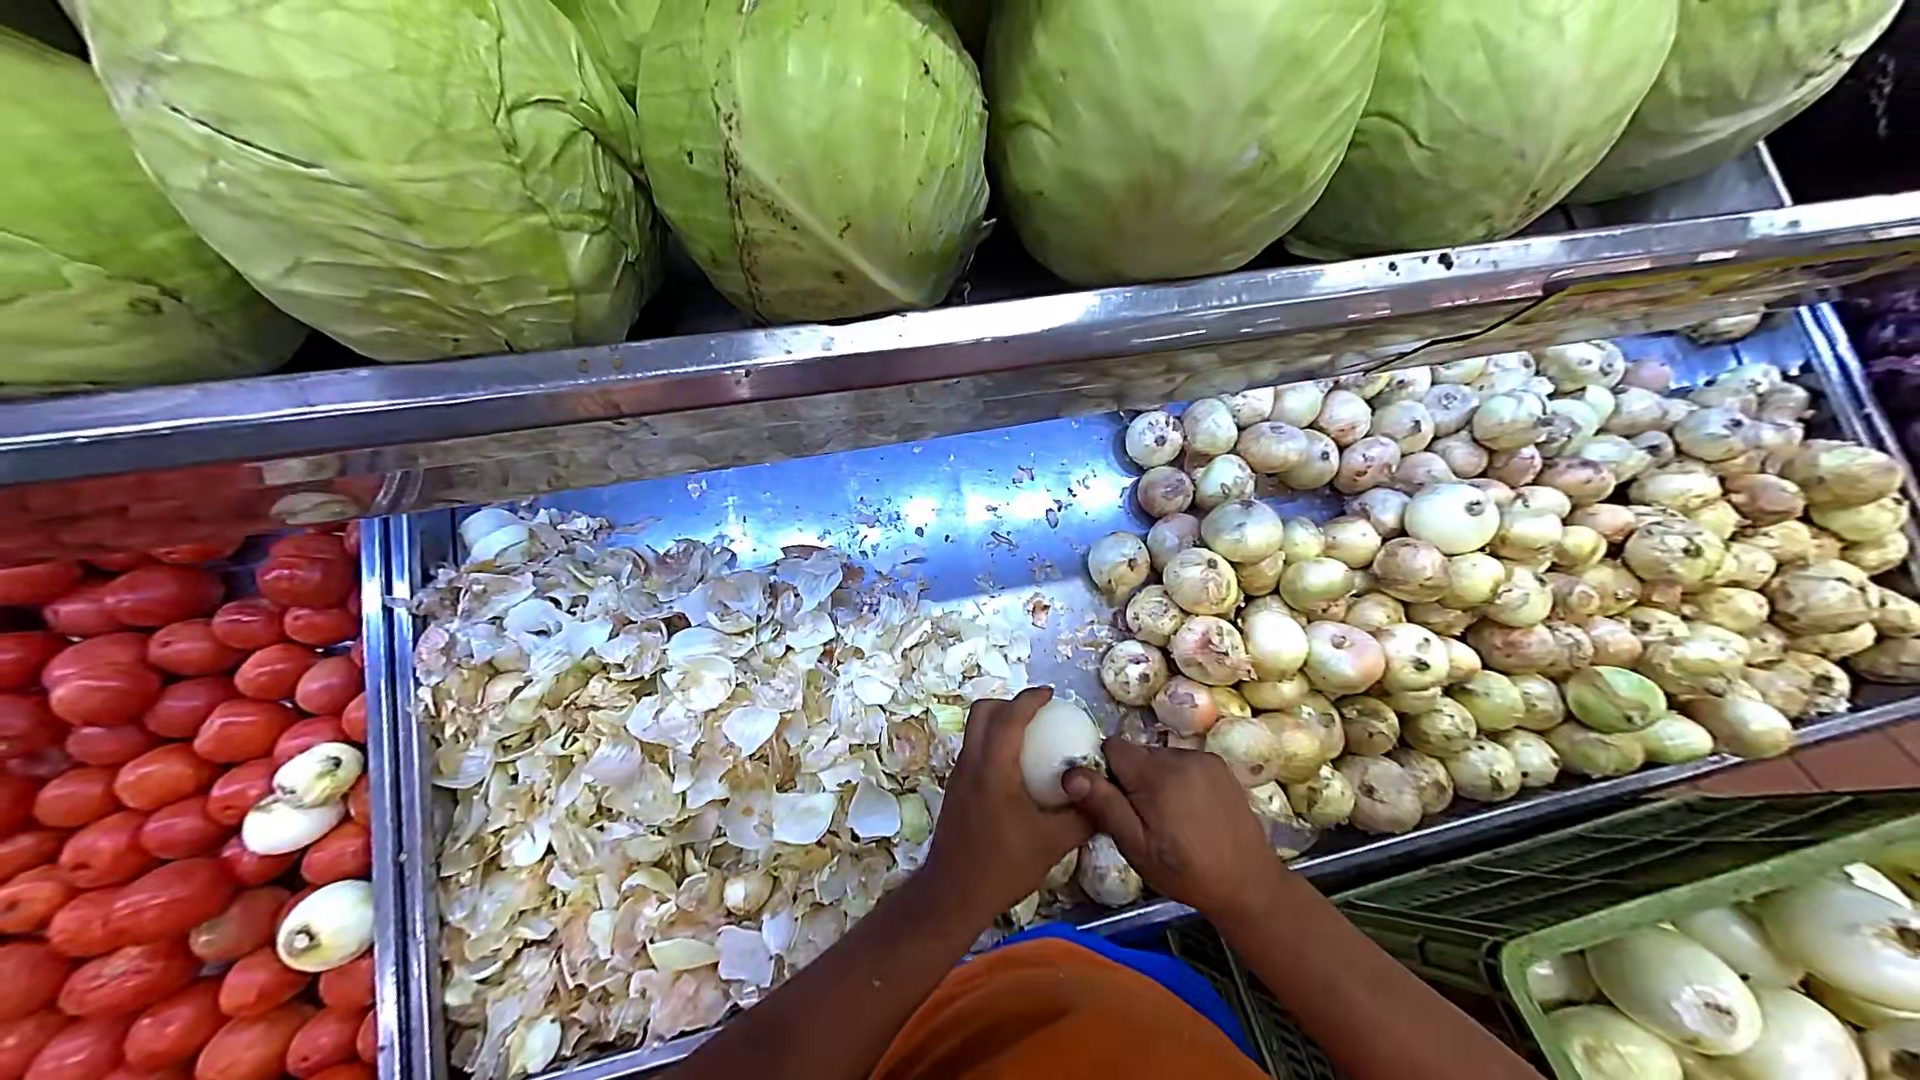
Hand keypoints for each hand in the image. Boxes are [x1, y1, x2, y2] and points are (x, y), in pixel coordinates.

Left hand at [922, 687, 1092, 920]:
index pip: (1009, 717)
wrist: (953, 893)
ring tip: (1029, 734)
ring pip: (974, 729)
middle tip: (1038, 712)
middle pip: (982, 712)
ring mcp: (958, 775)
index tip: (1050, 694)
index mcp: (992, 768)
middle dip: (1010, 702)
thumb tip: (1104, 796)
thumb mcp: (1052, 844)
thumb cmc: (1002, 866)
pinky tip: (1015, 767)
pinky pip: (974, 748)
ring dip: (999, 721)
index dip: (1030, 699)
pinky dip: (993, 742)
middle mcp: (970, 763)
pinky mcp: (956, 788)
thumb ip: (1082, 816)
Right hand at [1063, 738, 1283, 922]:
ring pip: (1159, 757)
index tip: (1114, 801)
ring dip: (1154, 778)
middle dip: (1131, 777)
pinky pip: (1182, 761)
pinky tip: (1188, 810)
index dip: (1105, 771)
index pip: (1112, 747)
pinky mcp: (1220, 765)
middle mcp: (1179, 756)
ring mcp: (1203, 758)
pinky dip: (1177, 779)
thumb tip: (1072, 774)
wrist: (1249, 884)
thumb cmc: (1185, 871)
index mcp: (1156, 774)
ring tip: (1168, 816)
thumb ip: (1104, 806)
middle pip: (1136, 753)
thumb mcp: (1136, 846)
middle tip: (1142, 817)